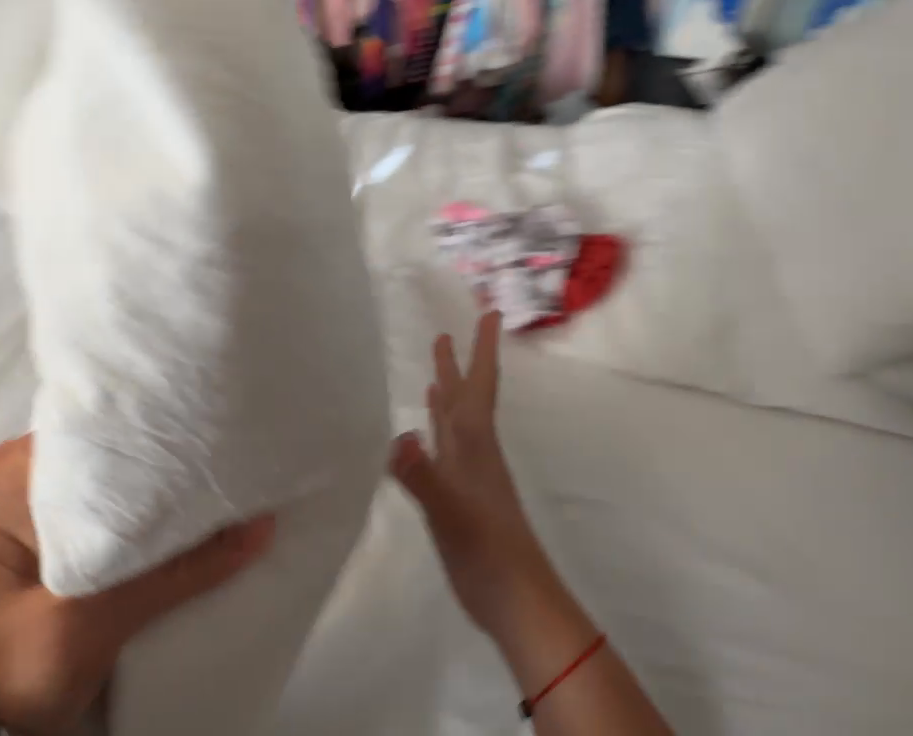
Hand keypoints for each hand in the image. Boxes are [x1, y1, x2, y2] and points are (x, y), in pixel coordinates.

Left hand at [0, 434, 275, 734]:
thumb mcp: (82, 628)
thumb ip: (171, 574)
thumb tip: (258, 527)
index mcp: (10, 476)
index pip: (103, 434)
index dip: (164, 440)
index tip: (221, 442)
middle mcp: (16, 477)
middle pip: (111, 458)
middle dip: (169, 470)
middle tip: (233, 469)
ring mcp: (24, 510)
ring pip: (110, 490)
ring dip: (157, 502)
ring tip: (219, 495)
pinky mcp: (36, 544)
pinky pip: (100, 518)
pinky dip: (139, 526)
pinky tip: (181, 529)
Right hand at [388, 311, 559, 638]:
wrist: (516, 601)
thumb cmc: (487, 554)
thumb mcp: (450, 514)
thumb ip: (422, 477)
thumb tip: (396, 436)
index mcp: (475, 447)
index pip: (478, 388)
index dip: (482, 350)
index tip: (491, 312)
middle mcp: (473, 453)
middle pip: (466, 398)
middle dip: (459, 363)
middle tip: (449, 330)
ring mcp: (468, 477)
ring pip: (455, 423)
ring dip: (446, 394)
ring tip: (435, 370)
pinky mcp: (459, 499)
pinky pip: (445, 451)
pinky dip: (436, 432)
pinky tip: (426, 435)